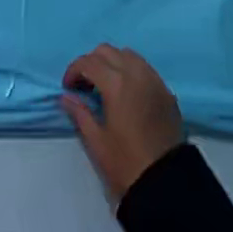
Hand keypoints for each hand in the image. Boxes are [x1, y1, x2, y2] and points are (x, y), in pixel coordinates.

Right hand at [59, 44, 185, 201]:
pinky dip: (130, 69)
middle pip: (108, 51)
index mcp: (117, 83)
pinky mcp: (166, 89)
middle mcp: (136, 73)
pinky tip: (126, 91)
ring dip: (112, 62)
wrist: (165, 180)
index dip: (73, 70)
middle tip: (84, 85)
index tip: (68, 87)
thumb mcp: (97, 141)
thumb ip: (80, 113)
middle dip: (91, 62)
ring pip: (128, 54)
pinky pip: (144, 66)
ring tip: (105, 85)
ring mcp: (154, 79)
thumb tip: (66, 97)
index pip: (89, 62)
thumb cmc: (126, 162)